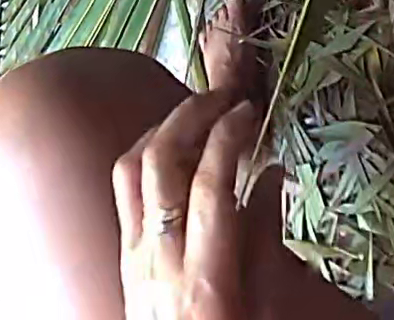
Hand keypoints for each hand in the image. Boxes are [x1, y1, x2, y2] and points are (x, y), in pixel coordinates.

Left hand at [113, 92, 277, 319]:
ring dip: (164, 125)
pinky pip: (124, 184)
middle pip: (161, 160)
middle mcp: (158, 257)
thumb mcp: (262, 309)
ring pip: (132, 165)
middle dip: (191, 114)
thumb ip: (266, 238)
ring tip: (198, 109)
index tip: (249, 110)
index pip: (210, 182)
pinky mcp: (121, 253)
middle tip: (223, 95)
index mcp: (203, 277)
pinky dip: (148, 149)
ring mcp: (132, 253)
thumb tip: (272, 171)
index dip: (228, 135)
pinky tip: (171, 142)